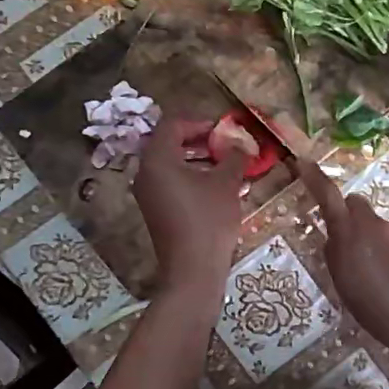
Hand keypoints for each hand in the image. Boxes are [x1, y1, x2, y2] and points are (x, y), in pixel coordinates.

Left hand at [133, 117, 249, 295]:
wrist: (193, 266)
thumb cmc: (209, 218)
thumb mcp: (227, 183)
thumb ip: (234, 157)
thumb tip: (242, 144)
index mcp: (158, 161)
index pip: (172, 126)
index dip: (199, 122)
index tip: (224, 130)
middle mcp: (146, 173)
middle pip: (169, 143)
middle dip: (199, 140)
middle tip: (227, 144)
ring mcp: (149, 193)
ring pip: (172, 163)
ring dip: (198, 158)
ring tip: (227, 163)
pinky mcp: (157, 208)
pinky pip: (172, 181)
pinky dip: (193, 175)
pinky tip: (219, 185)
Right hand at [294, 156, 388, 347]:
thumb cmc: (370, 303)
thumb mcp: (341, 279)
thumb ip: (336, 251)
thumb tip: (335, 236)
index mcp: (349, 231)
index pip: (328, 196)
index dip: (314, 178)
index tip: (303, 162)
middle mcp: (373, 223)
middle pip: (356, 204)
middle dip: (348, 214)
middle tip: (343, 241)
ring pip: (376, 223)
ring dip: (369, 236)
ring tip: (370, 271)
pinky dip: (387, 248)